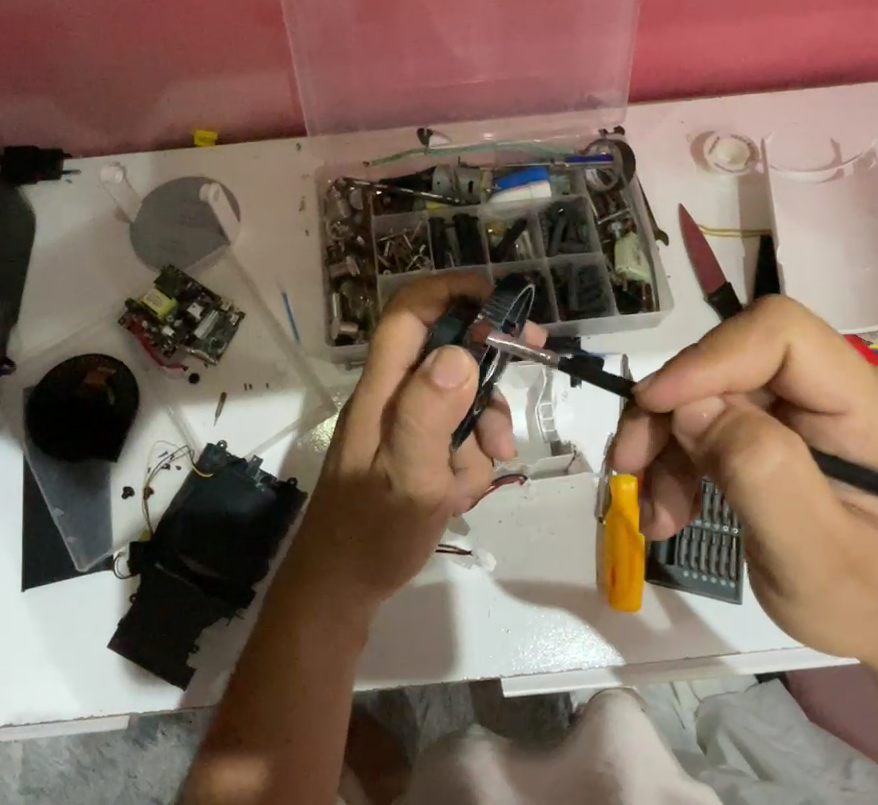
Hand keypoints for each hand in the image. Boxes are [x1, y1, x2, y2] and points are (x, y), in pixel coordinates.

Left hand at [280, 274, 541, 608]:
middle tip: (533, 357)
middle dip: (490, 357)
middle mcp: (393, 395)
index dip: (452, 290)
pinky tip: (463, 491)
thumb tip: (458, 353)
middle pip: (447, 347)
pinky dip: (472, 457)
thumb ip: (428, 414)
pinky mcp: (417, 454)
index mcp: (383, 388)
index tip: (503, 300)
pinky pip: (459, 437)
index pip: (410, 311)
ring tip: (491, 459)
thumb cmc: (371, 532)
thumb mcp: (407, 476)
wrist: (343, 588)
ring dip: (486, 422)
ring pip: (462, 395)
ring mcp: (406, 425)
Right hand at [613, 296, 877, 667]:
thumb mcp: (816, 556)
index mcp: (867, 406)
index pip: (781, 336)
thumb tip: (689, 406)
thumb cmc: (876, 605)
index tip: (652, 406)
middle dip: (670, 413)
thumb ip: (762, 472)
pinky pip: (710, 424)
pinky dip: (678, 463)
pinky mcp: (781, 432)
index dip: (710, 359)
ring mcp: (807, 410)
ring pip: (708, 395)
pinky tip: (670, 512)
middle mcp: (836, 390)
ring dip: (666, 447)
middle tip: (629, 467)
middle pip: (730, 365)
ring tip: (655, 514)